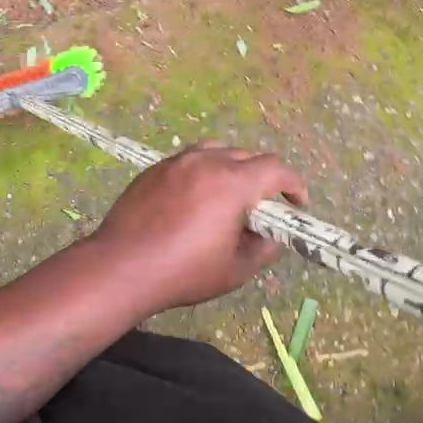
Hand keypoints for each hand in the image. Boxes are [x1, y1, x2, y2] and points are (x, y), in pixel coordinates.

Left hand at [84, 144, 309, 315]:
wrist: (123, 264)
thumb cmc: (185, 270)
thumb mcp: (236, 268)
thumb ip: (264, 246)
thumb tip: (273, 234)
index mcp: (231, 182)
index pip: (275, 168)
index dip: (293, 184)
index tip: (298, 204)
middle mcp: (205, 161)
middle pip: (245, 156)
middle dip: (263, 177)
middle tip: (265, 206)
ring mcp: (176, 161)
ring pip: (215, 151)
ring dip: (232, 168)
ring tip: (232, 196)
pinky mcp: (155, 168)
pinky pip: (189, 160)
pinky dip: (204, 171)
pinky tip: (198, 198)